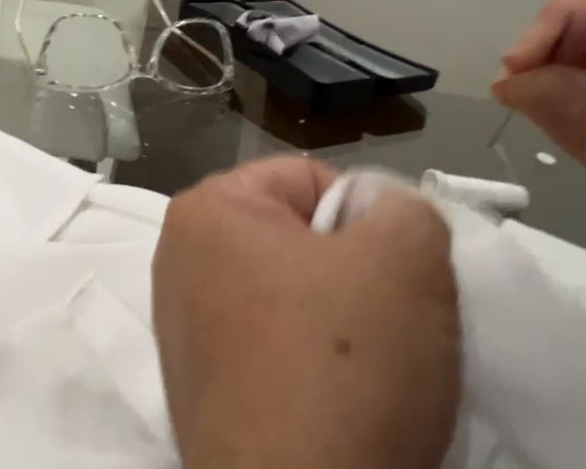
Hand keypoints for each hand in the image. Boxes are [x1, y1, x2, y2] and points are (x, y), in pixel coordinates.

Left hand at [152, 157, 459, 468]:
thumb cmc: (344, 366)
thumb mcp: (407, 256)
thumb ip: (406, 208)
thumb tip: (385, 216)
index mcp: (206, 210)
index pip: (310, 180)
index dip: (369, 219)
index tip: (396, 275)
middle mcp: (178, 260)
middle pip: (299, 240)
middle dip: (357, 273)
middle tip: (394, 321)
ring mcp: (184, 330)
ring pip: (291, 299)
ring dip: (341, 325)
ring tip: (374, 369)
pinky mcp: (202, 391)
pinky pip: (274, 352)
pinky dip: (314, 369)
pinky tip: (345, 404)